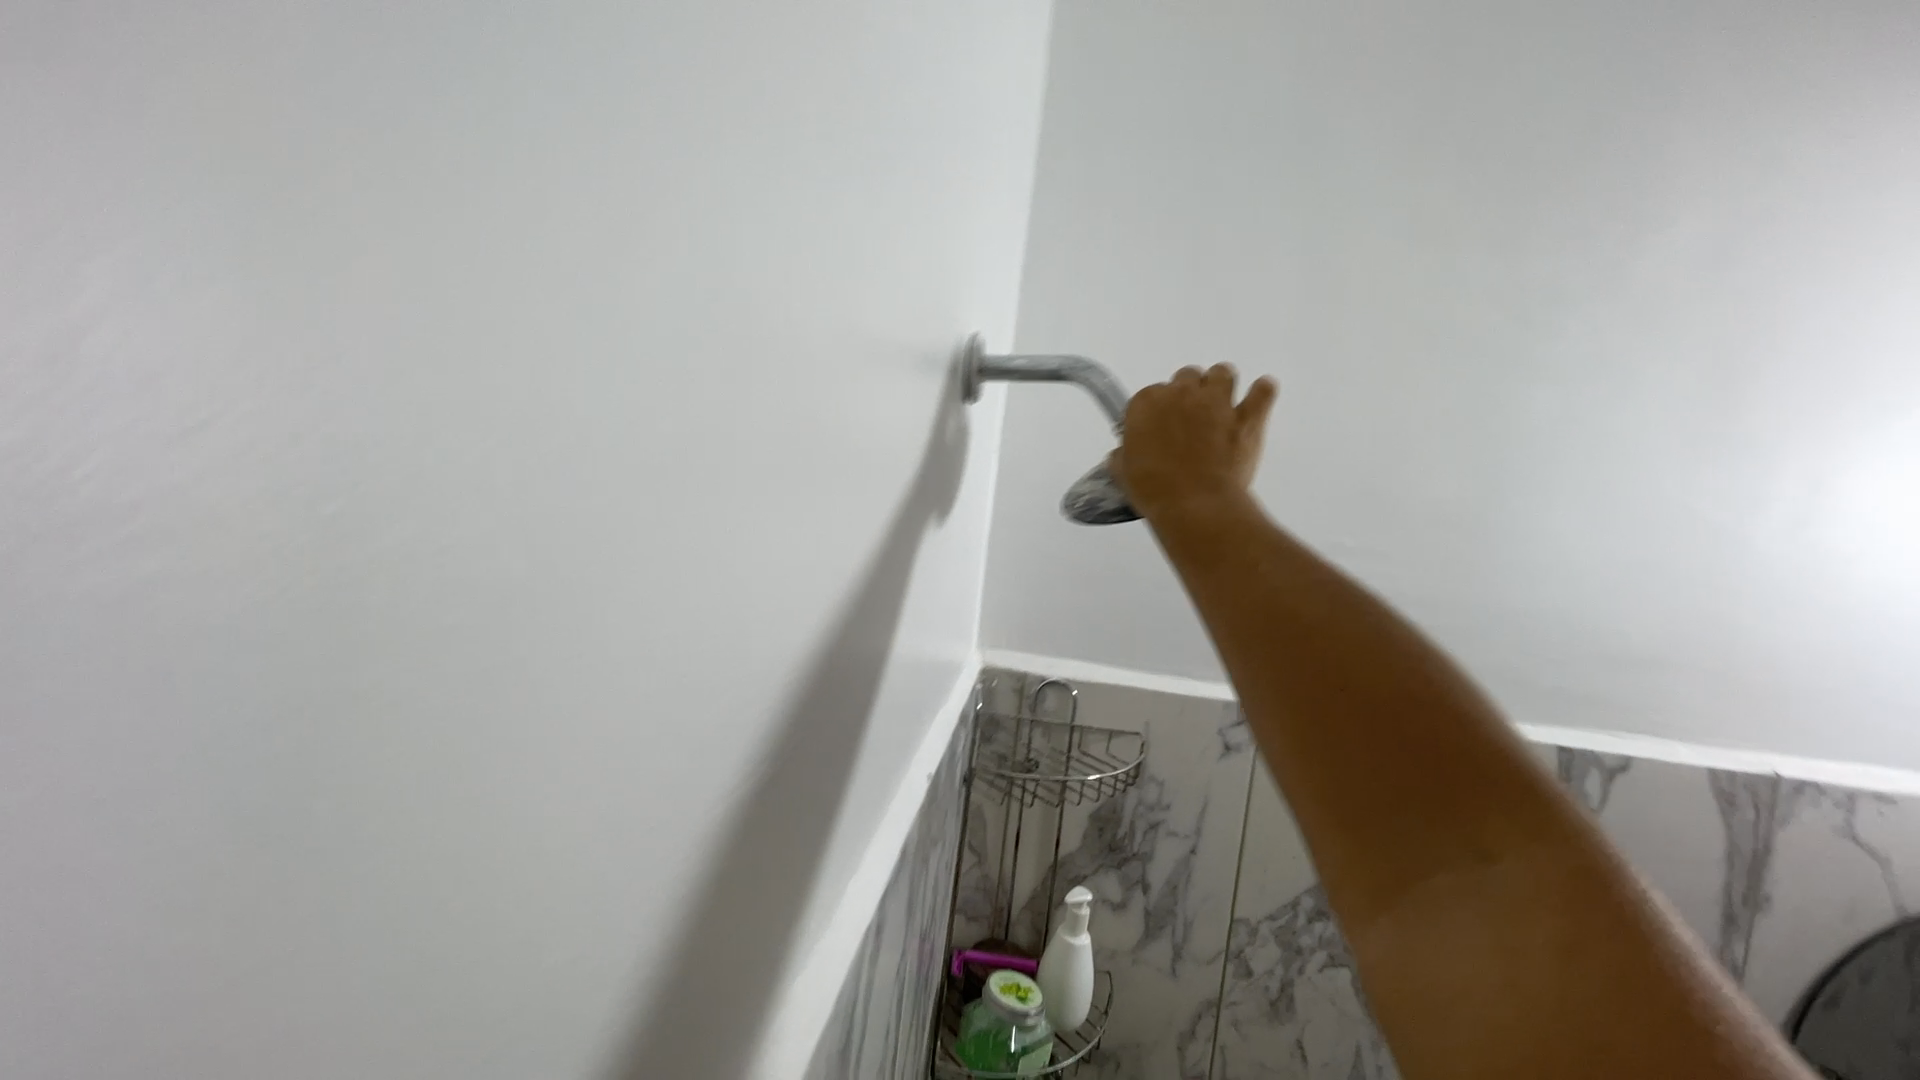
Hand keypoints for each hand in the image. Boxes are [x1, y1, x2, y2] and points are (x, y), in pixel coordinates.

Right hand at [1112, 364, 1276, 520]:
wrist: (1194, 504)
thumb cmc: (1153, 489)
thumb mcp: (1123, 473)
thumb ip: (1122, 456)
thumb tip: (1121, 455)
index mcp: (1147, 402)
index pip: (1151, 394)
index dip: (1157, 411)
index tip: (1159, 428)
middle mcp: (1182, 393)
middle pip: (1187, 377)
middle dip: (1188, 394)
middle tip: (1189, 420)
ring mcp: (1217, 402)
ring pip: (1222, 373)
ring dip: (1221, 385)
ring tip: (1220, 406)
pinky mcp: (1248, 417)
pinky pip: (1263, 390)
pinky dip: (1262, 392)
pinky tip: (1259, 397)